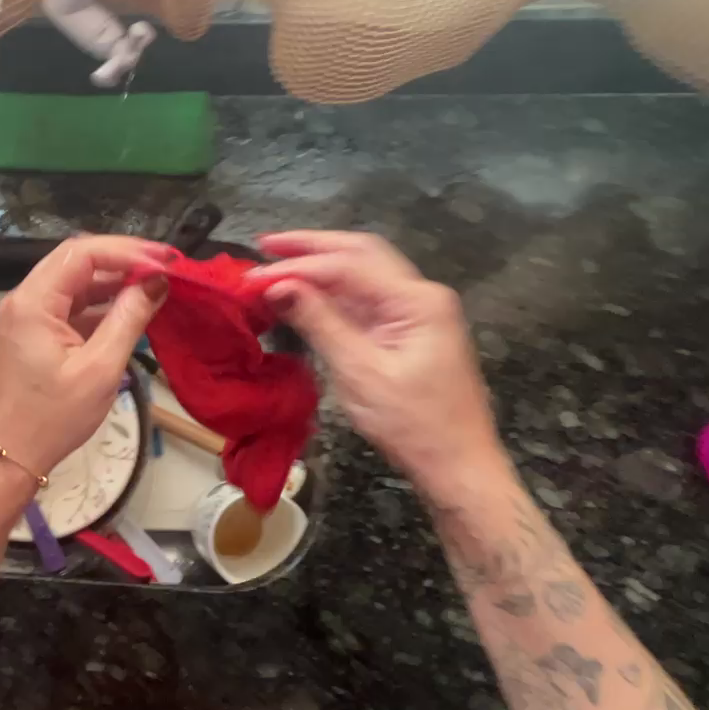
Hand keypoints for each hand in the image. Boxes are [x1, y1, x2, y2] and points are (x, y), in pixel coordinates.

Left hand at [0, 236, 170, 477]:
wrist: (9, 457)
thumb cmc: (53, 418)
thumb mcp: (100, 370)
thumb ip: (129, 319)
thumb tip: (156, 282)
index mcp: (33, 302)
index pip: (82, 253)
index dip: (127, 251)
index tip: (167, 262)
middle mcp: (24, 299)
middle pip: (76, 260)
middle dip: (122, 259)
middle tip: (166, 266)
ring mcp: (26, 315)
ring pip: (74, 282)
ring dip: (113, 281)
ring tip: (155, 285)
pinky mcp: (33, 333)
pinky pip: (69, 305)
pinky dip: (99, 304)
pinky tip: (130, 309)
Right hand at [246, 231, 501, 483]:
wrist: (456, 465)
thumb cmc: (412, 423)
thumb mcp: (358, 371)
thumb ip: (319, 322)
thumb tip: (277, 286)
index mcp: (416, 300)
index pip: (345, 266)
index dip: (295, 267)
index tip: (252, 277)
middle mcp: (419, 294)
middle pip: (359, 253)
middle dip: (310, 245)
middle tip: (264, 244)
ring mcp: (414, 311)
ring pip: (361, 271)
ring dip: (319, 262)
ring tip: (276, 260)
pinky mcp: (404, 330)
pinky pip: (363, 297)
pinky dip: (329, 289)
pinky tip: (302, 291)